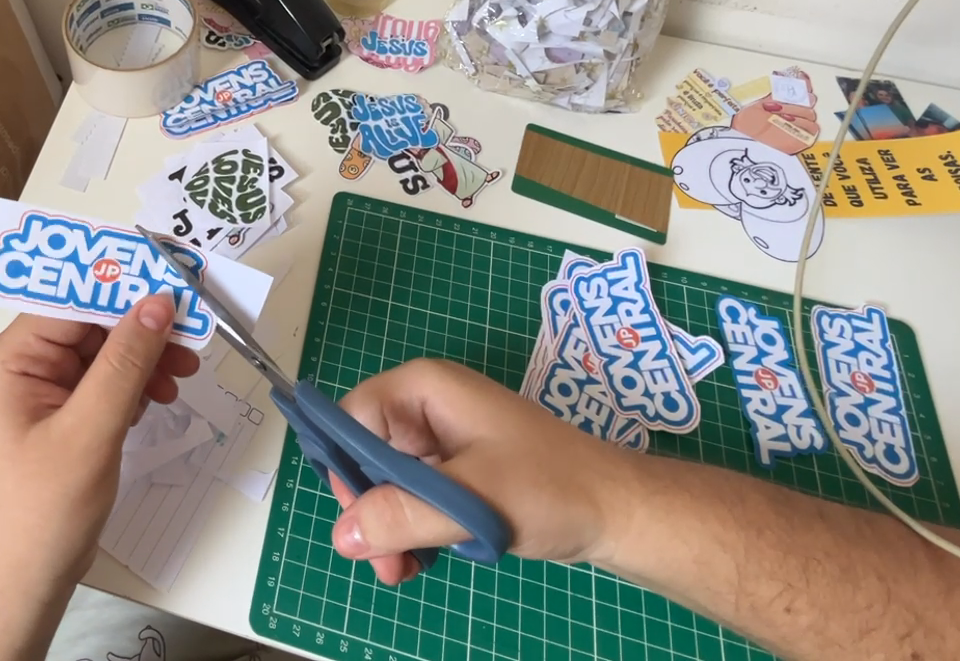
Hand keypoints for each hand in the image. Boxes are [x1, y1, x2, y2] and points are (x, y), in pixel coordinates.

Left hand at [0, 296, 200, 607]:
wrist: (18, 589)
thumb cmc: (41, 511)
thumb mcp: (90, 430)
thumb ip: (126, 363)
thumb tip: (159, 302)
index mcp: (15, 357)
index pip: (73, 297)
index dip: (123, 284)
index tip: (174, 282)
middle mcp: (27, 365)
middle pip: (92, 322)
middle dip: (141, 328)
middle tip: (191, 338)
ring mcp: (45, 392)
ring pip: (104, 352)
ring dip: (144, 359)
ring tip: (182, 378)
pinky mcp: (63, 418)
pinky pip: (104, 383)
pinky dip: (134, 386)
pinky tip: (155, 401)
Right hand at [327, 358, 642, 585]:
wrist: (619, 513)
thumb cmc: (551, 490)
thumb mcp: (472, 502)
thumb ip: (403, 516)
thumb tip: (341, 535)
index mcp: (423, 389)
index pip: (354, 417)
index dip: (348, 467)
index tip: (361, 522)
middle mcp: (423, 406)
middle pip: (365, 450)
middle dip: (368, 508)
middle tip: (383, 563)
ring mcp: (438, 436)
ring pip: (385, 477)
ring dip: (386, 525)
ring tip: (401, 572)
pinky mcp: (453, 467)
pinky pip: (410, 492)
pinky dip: (409, 526)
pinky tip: (419, 559)